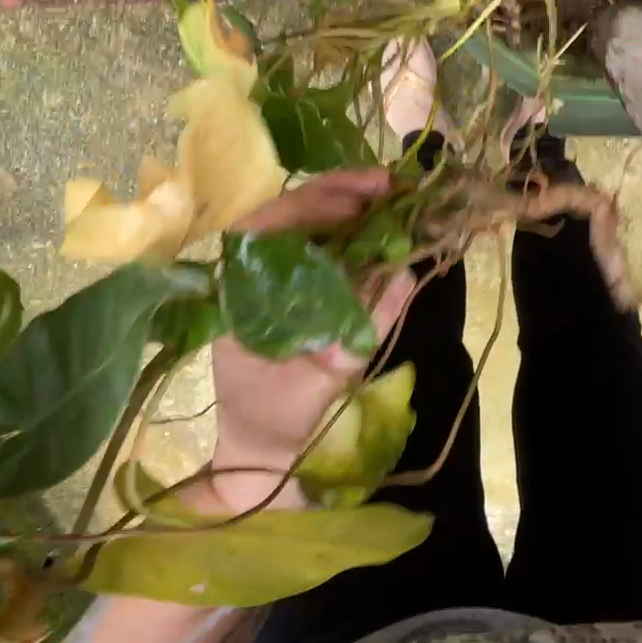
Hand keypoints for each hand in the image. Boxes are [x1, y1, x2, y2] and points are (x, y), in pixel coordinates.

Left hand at [190, 170, 415, 513]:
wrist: (265, 457)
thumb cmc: (279, 423)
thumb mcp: (322, 382)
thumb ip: (361, 332)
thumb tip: (404, 274)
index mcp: (238, 296)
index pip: (267, 227)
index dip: (312, 202)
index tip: (359, 195)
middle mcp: (253, 281)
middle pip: (290, 217)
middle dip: (340, 193)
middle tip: (390, 185)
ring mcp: (276, 286)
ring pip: (309, 229)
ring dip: (352, 208)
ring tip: (395, 196)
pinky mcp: (300, 296)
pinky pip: (326, 254)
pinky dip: (358, 237)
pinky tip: (385, 226)